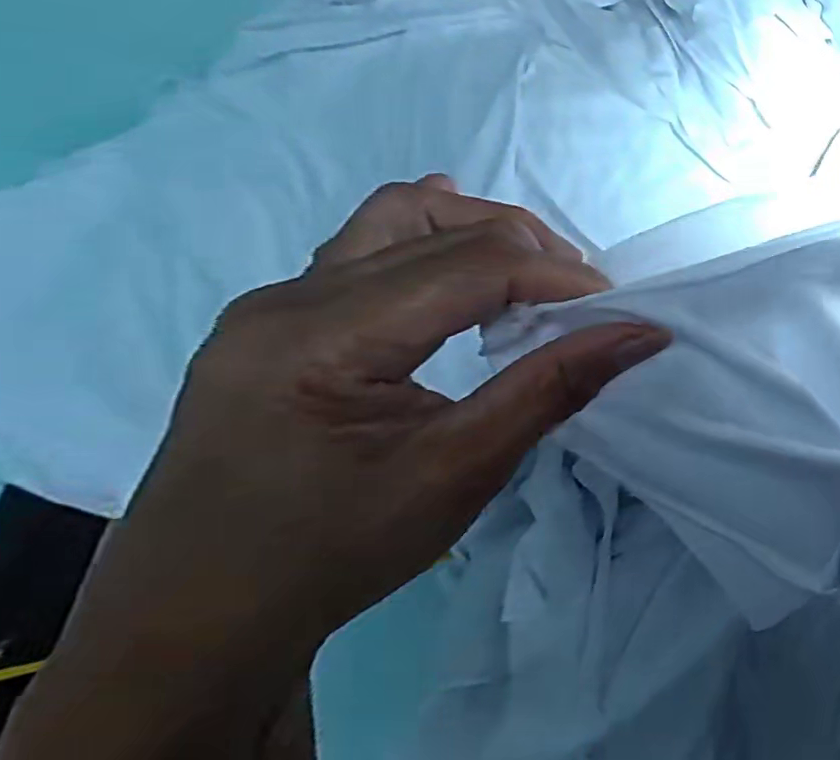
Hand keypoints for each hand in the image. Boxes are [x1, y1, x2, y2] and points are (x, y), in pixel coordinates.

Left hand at [0, 177, 668, 759]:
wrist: (196, 621)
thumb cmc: (332, 554)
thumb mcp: (459, 474)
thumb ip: (553, 388)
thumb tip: (643, 333)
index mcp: (322, 338)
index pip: (474, 266)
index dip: (561, 278)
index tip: (621, 310)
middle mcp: (291, 297)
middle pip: (446, 229)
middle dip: (536, 254)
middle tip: (586, 305)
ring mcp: (279, 301)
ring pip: (405, 217)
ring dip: (486, 234)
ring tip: (533, 281)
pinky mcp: (283, 316)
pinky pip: (372, 243)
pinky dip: (438, 241)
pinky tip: (467, 267)